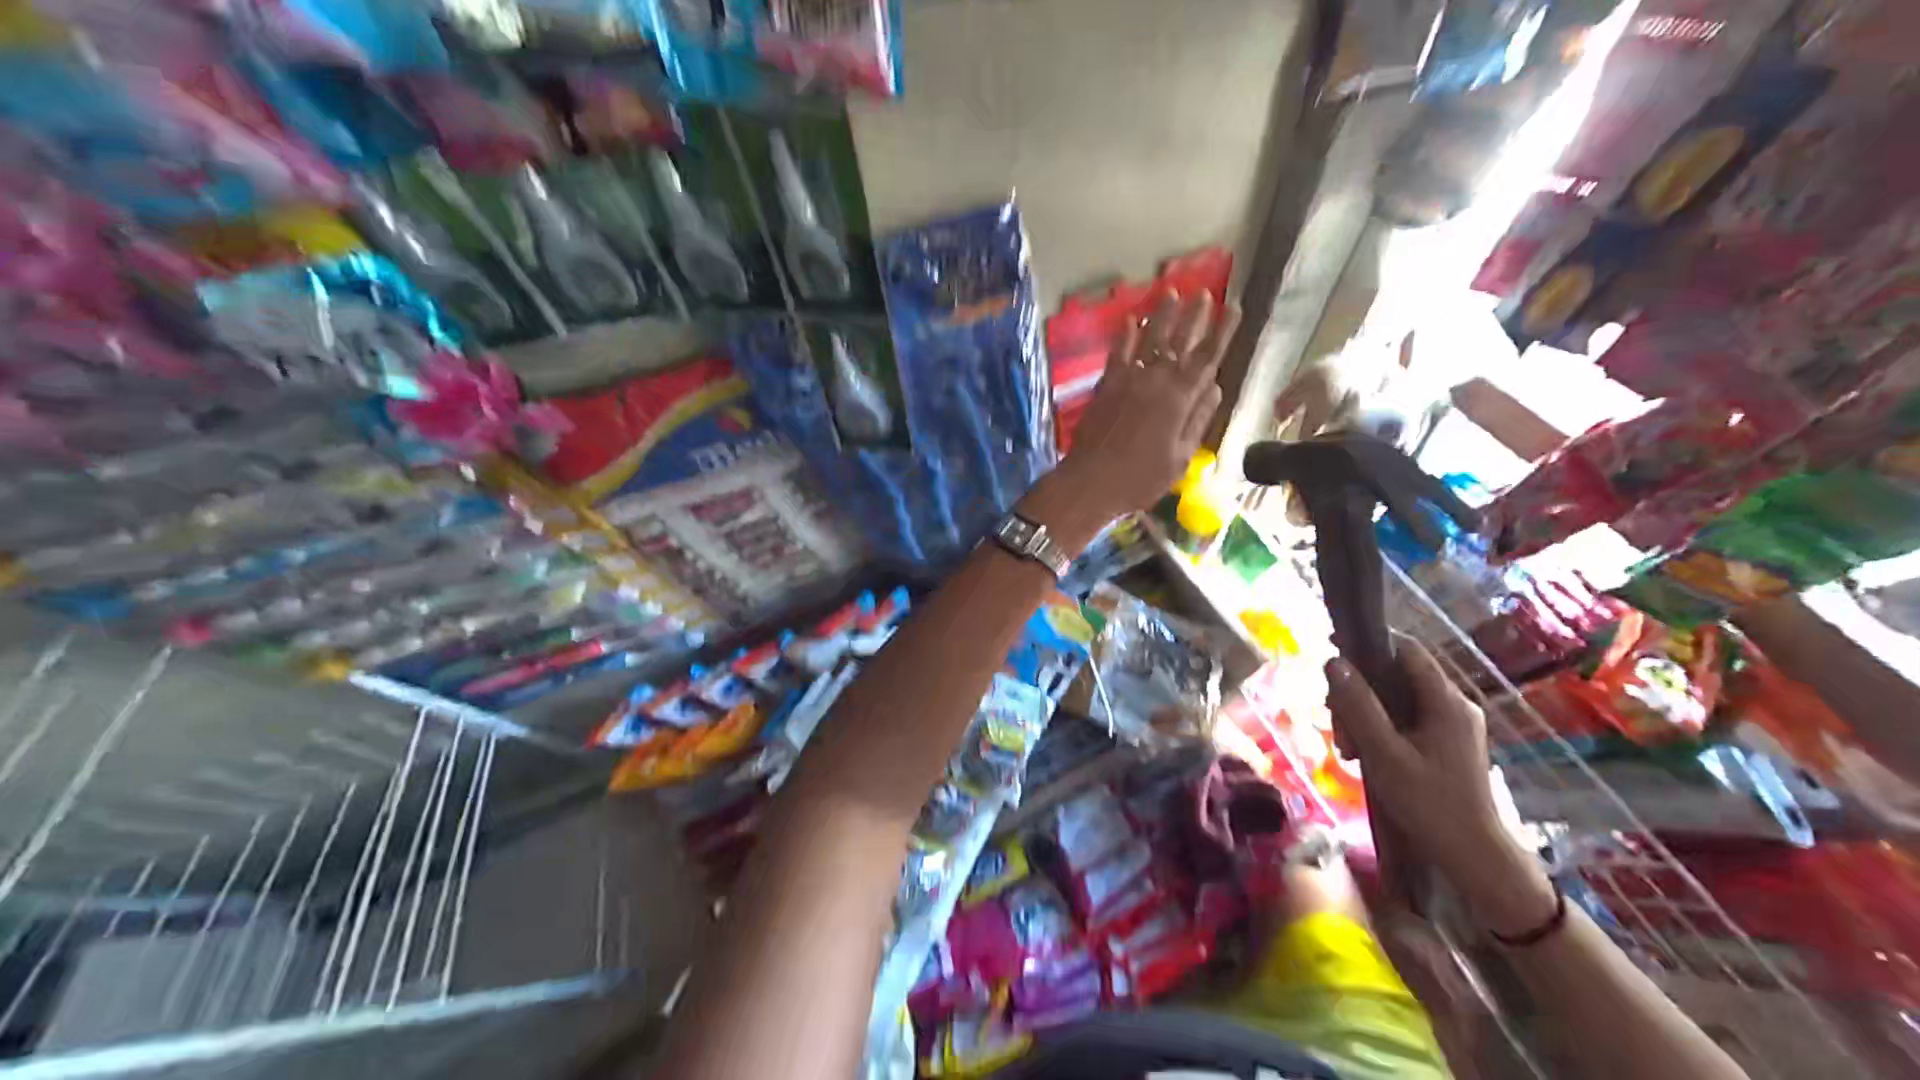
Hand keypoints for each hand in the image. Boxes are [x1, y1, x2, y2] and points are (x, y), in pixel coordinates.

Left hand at [1035, 294, 1239, 540]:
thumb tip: (1215, 387)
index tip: (1235, 306)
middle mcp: (1156, 381)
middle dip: (1194, 315)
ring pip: (1149, 340)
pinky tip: (1130, 320)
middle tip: (1204, 291)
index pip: (1208, 357)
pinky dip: (1125, 336)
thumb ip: (1197, 419)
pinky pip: (1117, 354)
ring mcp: (1128, 380)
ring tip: (1171, 293)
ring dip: (1162, 316)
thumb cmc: (1140, 479)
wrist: (1090, 481)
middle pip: (1180, 341)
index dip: (1223, 330)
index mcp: (1180, 399)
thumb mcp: (1180, 457)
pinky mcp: (1105, 386)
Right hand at [1326, 642, 1556, 936]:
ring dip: (1364, 716)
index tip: (1333, 652)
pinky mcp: (1446, 743)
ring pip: (1395, 700)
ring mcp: (1452, 725)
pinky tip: (1365, 755)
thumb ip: (1359, 706)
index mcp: (1446, 702)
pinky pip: (1404, 719)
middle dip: (1358, 694)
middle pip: (1395, 676)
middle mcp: (1454, 705)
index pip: (1406, 650)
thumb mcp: (1384, 754)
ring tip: (1350, 750)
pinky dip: (1380, 730)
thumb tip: (1335, 662)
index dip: (1369, 643)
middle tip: (1338, 727)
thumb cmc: (1429, 804)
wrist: (1473, 857)